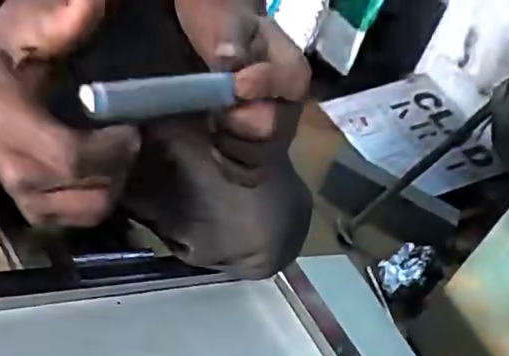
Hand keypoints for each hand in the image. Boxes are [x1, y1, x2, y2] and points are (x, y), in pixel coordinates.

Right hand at [0, 0, 140, 226]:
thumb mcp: (20, 30)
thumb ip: (60, 23)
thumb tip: (96, 1)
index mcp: (13, 129)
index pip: (72, 158)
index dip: (110, 151)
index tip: (131, 130)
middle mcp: (20, 175)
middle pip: (92, 194)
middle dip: (119, 168)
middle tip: (126, 141)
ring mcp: (27, 201)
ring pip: (92, 211)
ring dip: (113, 185)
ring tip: (113, 156)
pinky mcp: (36, 215)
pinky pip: (82, 219)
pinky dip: (99, 199)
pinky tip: (98, 174)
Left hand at [174, 0, 308, 183]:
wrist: (230, 58)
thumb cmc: (234, 38)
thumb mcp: (233, 25)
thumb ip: (232, 38)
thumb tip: (228, 58)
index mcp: (295, 74)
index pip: (289, 84)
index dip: (260, 87)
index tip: (235, 84)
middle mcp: (292, 113)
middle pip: (271, 127)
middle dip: (237, 119)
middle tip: (216, 107)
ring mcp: (279, 141)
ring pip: (259, 156)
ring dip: (229, 142)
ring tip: (213, 122)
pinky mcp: (262, 160)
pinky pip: (250, 176)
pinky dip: (230, 167)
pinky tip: (216, 149)